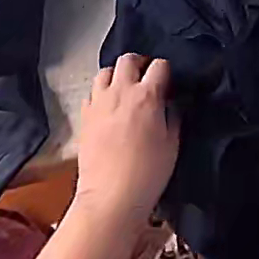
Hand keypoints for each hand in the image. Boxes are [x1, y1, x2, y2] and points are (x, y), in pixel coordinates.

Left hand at [74, 54, 179, 226]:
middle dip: (140, 63)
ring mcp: (99, 104)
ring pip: (105, 72)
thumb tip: (174, 102)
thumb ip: (174, 115)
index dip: (166, 71)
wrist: (111, 198)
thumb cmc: (148, 173)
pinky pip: (91, 94)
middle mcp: (121, 93)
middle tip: (147, 77)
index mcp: (147, 96)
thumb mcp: (172, 143)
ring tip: (125, 90)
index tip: (169, 83)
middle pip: (128, 59)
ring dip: (117, 76)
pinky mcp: (84, 118)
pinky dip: (101, 94)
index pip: (159, 65)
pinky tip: (109, 107)